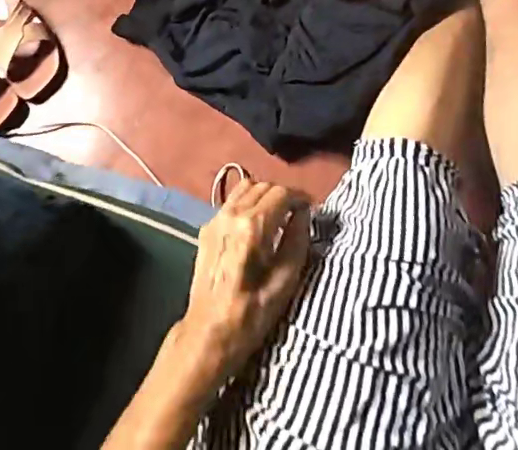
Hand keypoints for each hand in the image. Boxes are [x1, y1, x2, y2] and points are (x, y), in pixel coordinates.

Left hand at [170, 181, 311, 387]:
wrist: (208, 331)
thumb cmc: (251, 313)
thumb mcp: (285, 282)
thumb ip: (297, 242)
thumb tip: (303, 214)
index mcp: (252, 226)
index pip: (280, 193)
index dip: (299, 197)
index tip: (311, 208)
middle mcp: (231, 214)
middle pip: (262, 186)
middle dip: (283, 195)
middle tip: (297, 213)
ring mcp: (215, 219)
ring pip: (244, 189)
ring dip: (264, 195)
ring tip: (278, 216)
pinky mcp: (206, 228)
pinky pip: (231, 203)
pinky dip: (248, 204)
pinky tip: (256, 227)